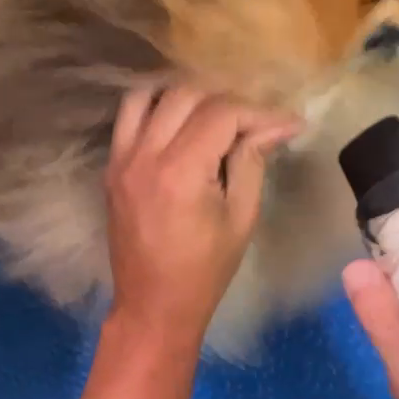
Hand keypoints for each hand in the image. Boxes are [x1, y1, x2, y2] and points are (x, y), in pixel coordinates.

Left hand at [104, 86, 300, 345]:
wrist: (153, 305)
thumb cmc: (204, 271)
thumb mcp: (240, 218)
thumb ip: (253, 162)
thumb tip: (278, 124)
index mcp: (180, 172)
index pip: (222, 114)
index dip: (259, 112)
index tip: (287, 123)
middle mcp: (145, 156)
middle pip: (186, 95)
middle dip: (226, 99)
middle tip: (253, 120)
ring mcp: (121, 160)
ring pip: (149, 96)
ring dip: (184, 94)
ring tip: (213, 111)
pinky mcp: (111, 168)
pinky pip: (127, 118)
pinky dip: (153, 107)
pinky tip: (178, 118)